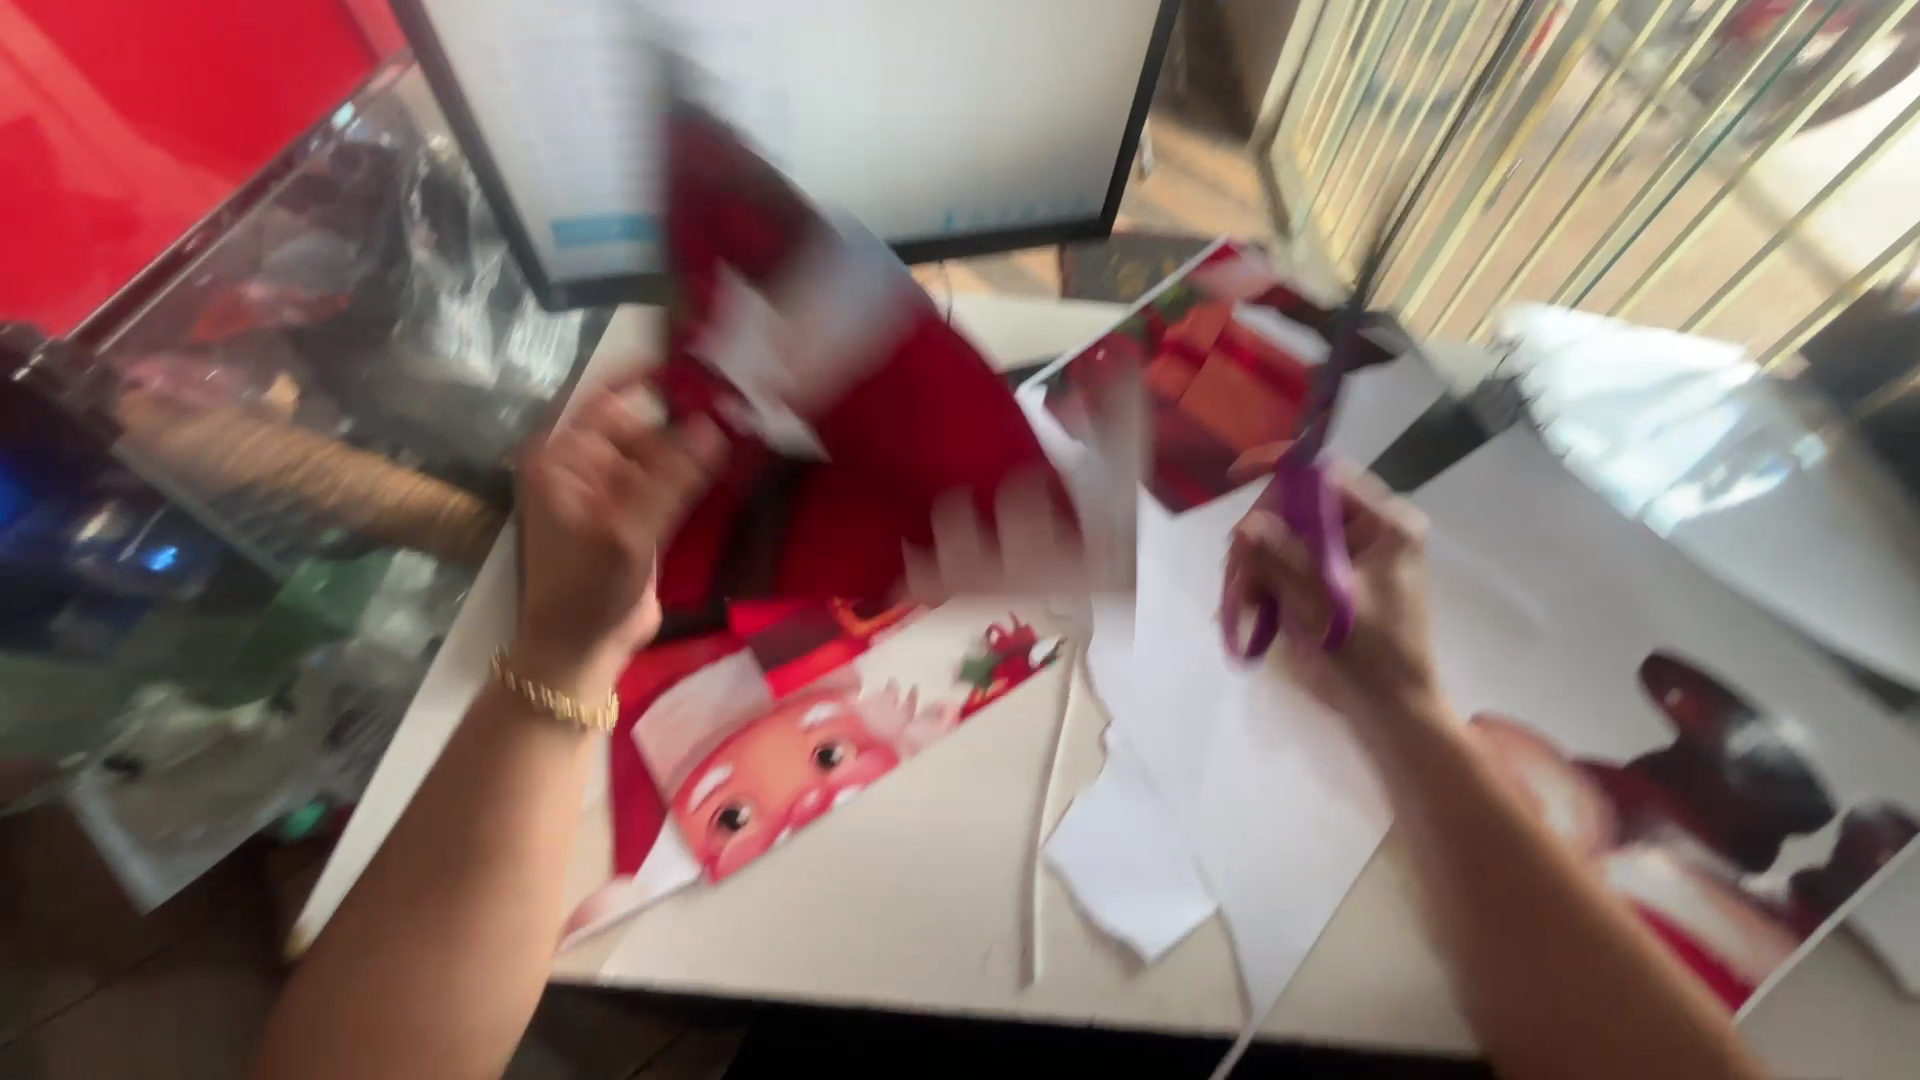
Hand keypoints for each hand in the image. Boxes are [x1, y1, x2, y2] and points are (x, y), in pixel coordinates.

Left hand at [514, 379, 727, 684]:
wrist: (584, 646)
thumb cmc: (588, 586)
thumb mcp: (627, 528)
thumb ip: (670, 476)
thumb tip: (714, 426)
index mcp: (563, 458)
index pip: (609, 400)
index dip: (650, 379)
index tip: (699, 365)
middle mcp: (585, 467)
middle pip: (640, 426)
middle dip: (682, 416)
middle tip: (736, 401)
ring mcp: (614, 493)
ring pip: (659, 455)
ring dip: (693, 446)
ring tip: (741, 423)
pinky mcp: (639, 517)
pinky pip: (669, 483)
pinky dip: (695, 474)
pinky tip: (729, 461)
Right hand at [1222, 465, 1444, 727]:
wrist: (1392, 709)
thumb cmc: (1372, 658)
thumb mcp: (1325, 606)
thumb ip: (1285, 562)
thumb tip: (1245, 523)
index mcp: (1386, 524)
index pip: (1326, 474)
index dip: (1279, 469)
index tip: (1235, 475)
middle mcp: (1370, 528)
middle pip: (1297, 505)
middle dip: (1259, 535)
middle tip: (1235, 574)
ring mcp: (1351, 551)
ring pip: (1285, 534)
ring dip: (1257, 563)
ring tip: (1244, 602)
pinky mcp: (1334, 573)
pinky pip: (1288, 560)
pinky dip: (1266, 579)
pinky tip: (1253, 607)